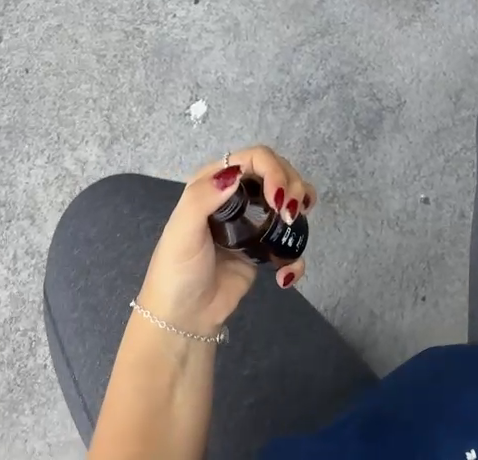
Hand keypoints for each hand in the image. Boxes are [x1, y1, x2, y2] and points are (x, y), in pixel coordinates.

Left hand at [135, 146, 315, 335]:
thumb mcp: (181, 230)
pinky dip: (296, 254)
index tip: (278, 198)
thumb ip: (203, 197)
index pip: (255, 158)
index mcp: (214, 183)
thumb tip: (236, 172)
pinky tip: (286, 273)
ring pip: (290, 198)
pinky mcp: (263, 248)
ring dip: (300, 208)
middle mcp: (236, 195)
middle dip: (292, 187)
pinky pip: (290, 240)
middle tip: (290, 214)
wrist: (184, 318)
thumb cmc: (177, 270)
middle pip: (278, 172)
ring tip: (292, 227)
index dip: (274, 170)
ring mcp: (253, 221)